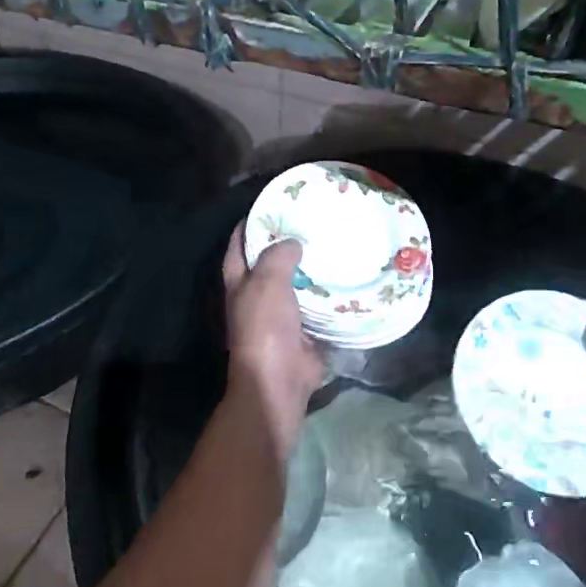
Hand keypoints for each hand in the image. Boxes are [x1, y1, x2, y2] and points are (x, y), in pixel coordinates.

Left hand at [222, 224, 322, 431]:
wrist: (280, 380)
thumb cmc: (264, 327)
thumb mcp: (267, 283)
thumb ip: (278, 257)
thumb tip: (292, 242)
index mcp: (239, 282)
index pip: (238, 245)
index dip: (250, 225)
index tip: (270, 206)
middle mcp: (256, 296)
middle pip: (270, 263)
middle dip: (286, 244)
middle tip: (311, 221)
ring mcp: (281, 314)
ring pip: (296, 283)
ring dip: (311, 268)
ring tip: (333, 242)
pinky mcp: (304, 330)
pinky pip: (318, 306)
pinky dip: (330, 294)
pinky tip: (347, 276)